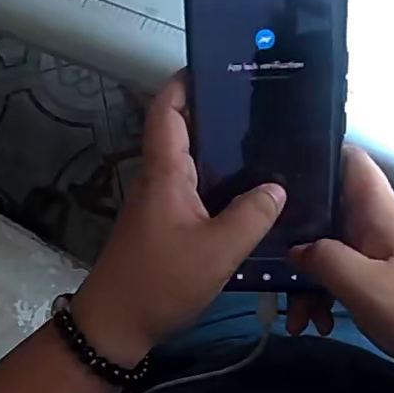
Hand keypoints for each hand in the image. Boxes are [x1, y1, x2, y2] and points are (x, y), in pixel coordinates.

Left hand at [73, 72, 285, 365]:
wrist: (116, 324)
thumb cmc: (161, 281)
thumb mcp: (217, 250)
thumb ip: (252, 216)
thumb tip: (277, 188)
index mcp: (165, 172)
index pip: (167, 110)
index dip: (185, 83)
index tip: (218, 68)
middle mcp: (159, 179)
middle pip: (183, 131)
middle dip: (216, 114)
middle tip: (261, 109)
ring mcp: (160, 202)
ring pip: (191, 163)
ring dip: (221, 152)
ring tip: (265, 146)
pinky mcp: (165, 224)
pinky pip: (195, 190)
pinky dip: (219, 183)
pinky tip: (248, 195)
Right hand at [286, 146, 393, 376]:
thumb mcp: (362, 285)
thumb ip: (321, 259)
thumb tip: (294, 249)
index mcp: (380, 213)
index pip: (349, 161)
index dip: (315, 160)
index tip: (277, 184)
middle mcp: (379, 227)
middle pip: (328, 213)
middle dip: (296, 241)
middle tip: (271, 270)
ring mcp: (381, 255)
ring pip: (330, 251)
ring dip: (308, 282)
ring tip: (297, 319)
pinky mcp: (382, 282)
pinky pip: (343, 277)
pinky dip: (326, 297)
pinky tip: (319, 324)